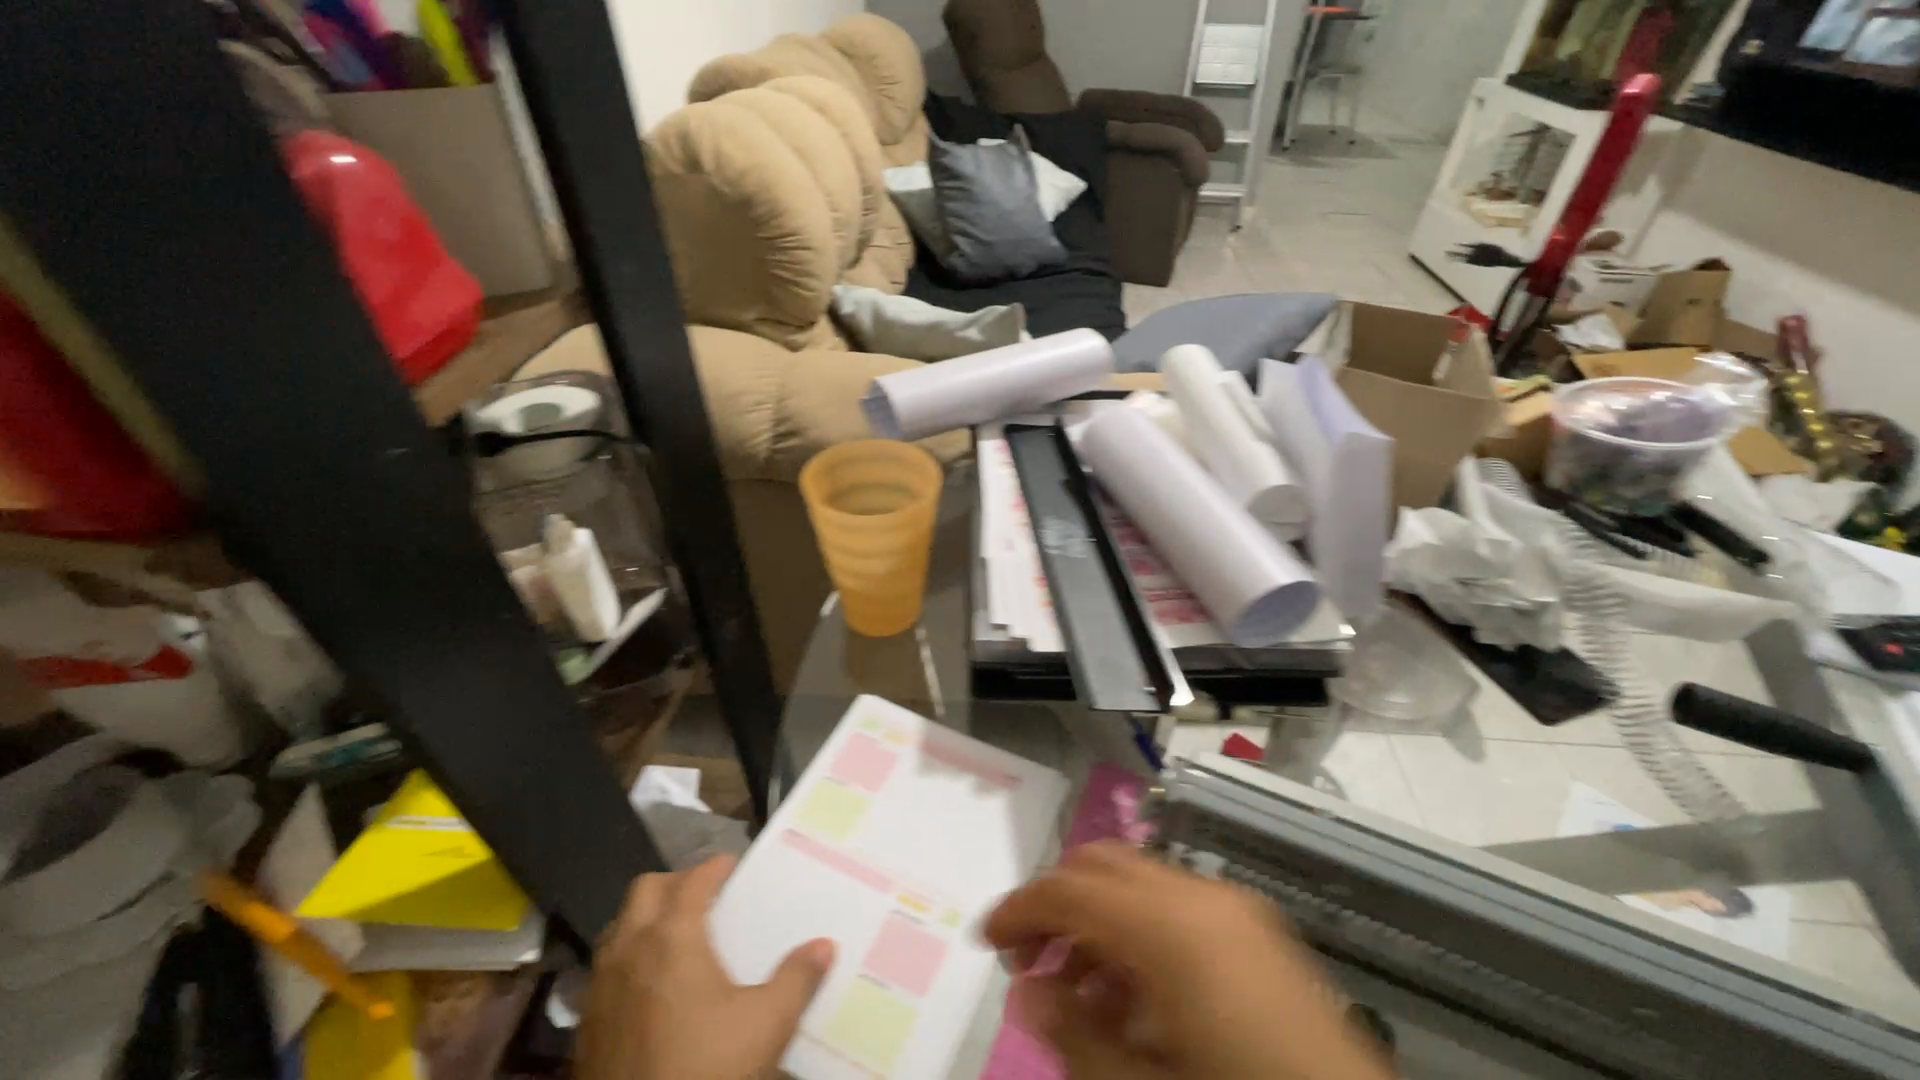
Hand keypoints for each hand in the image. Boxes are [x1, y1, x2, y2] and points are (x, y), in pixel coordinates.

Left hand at [575, 856, 835, 1079]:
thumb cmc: (706, 1065)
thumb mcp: (767, 1022)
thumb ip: (797, 979)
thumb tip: (824, 946)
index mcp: (673, 937)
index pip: (692, 882)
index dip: (712, 868)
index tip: (730, 865)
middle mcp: (630, 948)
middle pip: (646, 890)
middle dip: (675, 882)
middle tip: (704, 894)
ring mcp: (601, 984)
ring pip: (619, 926)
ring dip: (646, 917)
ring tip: (675, 933)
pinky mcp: (587, 1020)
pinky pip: (605, 967)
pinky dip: (628, 956)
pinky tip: (649, 985)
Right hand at [984, 842, 1391, 1079]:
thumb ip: (1075, 1034)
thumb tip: (1027, 990)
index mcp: (1170, 924)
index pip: (1069, 889)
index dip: (1019, 910)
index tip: (987, 944)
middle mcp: (1202, 897)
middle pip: (1102, 866)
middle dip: (1056, 905)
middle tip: (1030, 964)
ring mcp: (1237, 910)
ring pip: (1140, 884)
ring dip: (1096, 921)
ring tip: (1078, 993)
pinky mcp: (1259, 932)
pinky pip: (1180, 908)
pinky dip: (1139, 932)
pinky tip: (1134, 997)